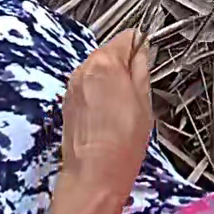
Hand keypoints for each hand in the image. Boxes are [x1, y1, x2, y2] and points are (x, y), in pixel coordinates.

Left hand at [57, 29, 153, 203]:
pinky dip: (98, 93)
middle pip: (110, 52)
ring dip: (110, 80)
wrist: (94, 176)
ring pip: (98, 70)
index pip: (128, 37)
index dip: (141, 49)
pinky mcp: (67, 101)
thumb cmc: (123, 141)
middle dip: (124, 66)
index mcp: (106, 62)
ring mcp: (73, 84)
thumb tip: (142, 50)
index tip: (146, 63)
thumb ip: (142, 68)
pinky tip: (107, 116)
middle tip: (136, 93)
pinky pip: (87, 86)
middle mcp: (84, 68)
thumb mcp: (144, 100)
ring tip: (122, 108)